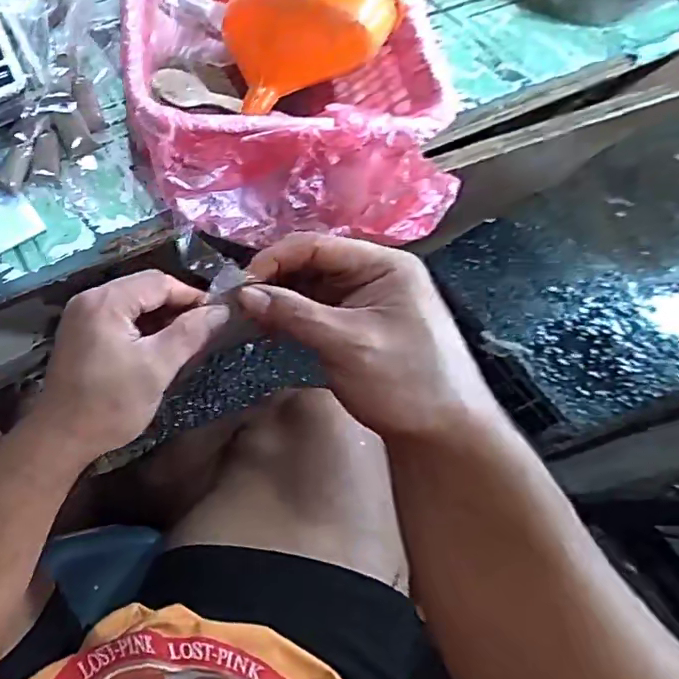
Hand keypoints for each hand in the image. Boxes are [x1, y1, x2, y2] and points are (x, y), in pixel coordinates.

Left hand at [30, 271, 230, 461]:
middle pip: (143, 288)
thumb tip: (221, 310)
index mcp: (105, 301)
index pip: (158, 281)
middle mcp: (88, 299)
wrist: (61, 436)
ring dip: (159, 317)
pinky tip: (157, 346)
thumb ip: (189, 334)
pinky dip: (140, 326)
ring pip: (131, 302)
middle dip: (176, 305)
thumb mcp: (156, 368)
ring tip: (186, 340)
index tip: (218, 316)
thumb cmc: (110, 403)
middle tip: (205, 329)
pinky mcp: (79, 333)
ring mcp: (80, 315)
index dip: (192, 295)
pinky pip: (117, 317)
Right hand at [237, 234, 502, 440]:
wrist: (441, 433)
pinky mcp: (349, 323)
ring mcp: (360, 299)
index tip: (240, 285)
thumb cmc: (405, 382)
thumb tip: (242, 294)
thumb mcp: (346, 343)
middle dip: (270, 279)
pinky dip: (284, 316)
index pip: (316, 245)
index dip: (274, 259)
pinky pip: (309, 308)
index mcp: (383, 265)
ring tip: (243, 316)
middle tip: (236, 303)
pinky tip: (263, 327)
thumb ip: (293, 314)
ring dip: (274, 298)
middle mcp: (371, 274)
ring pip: (304, 286)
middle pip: (308, 262)